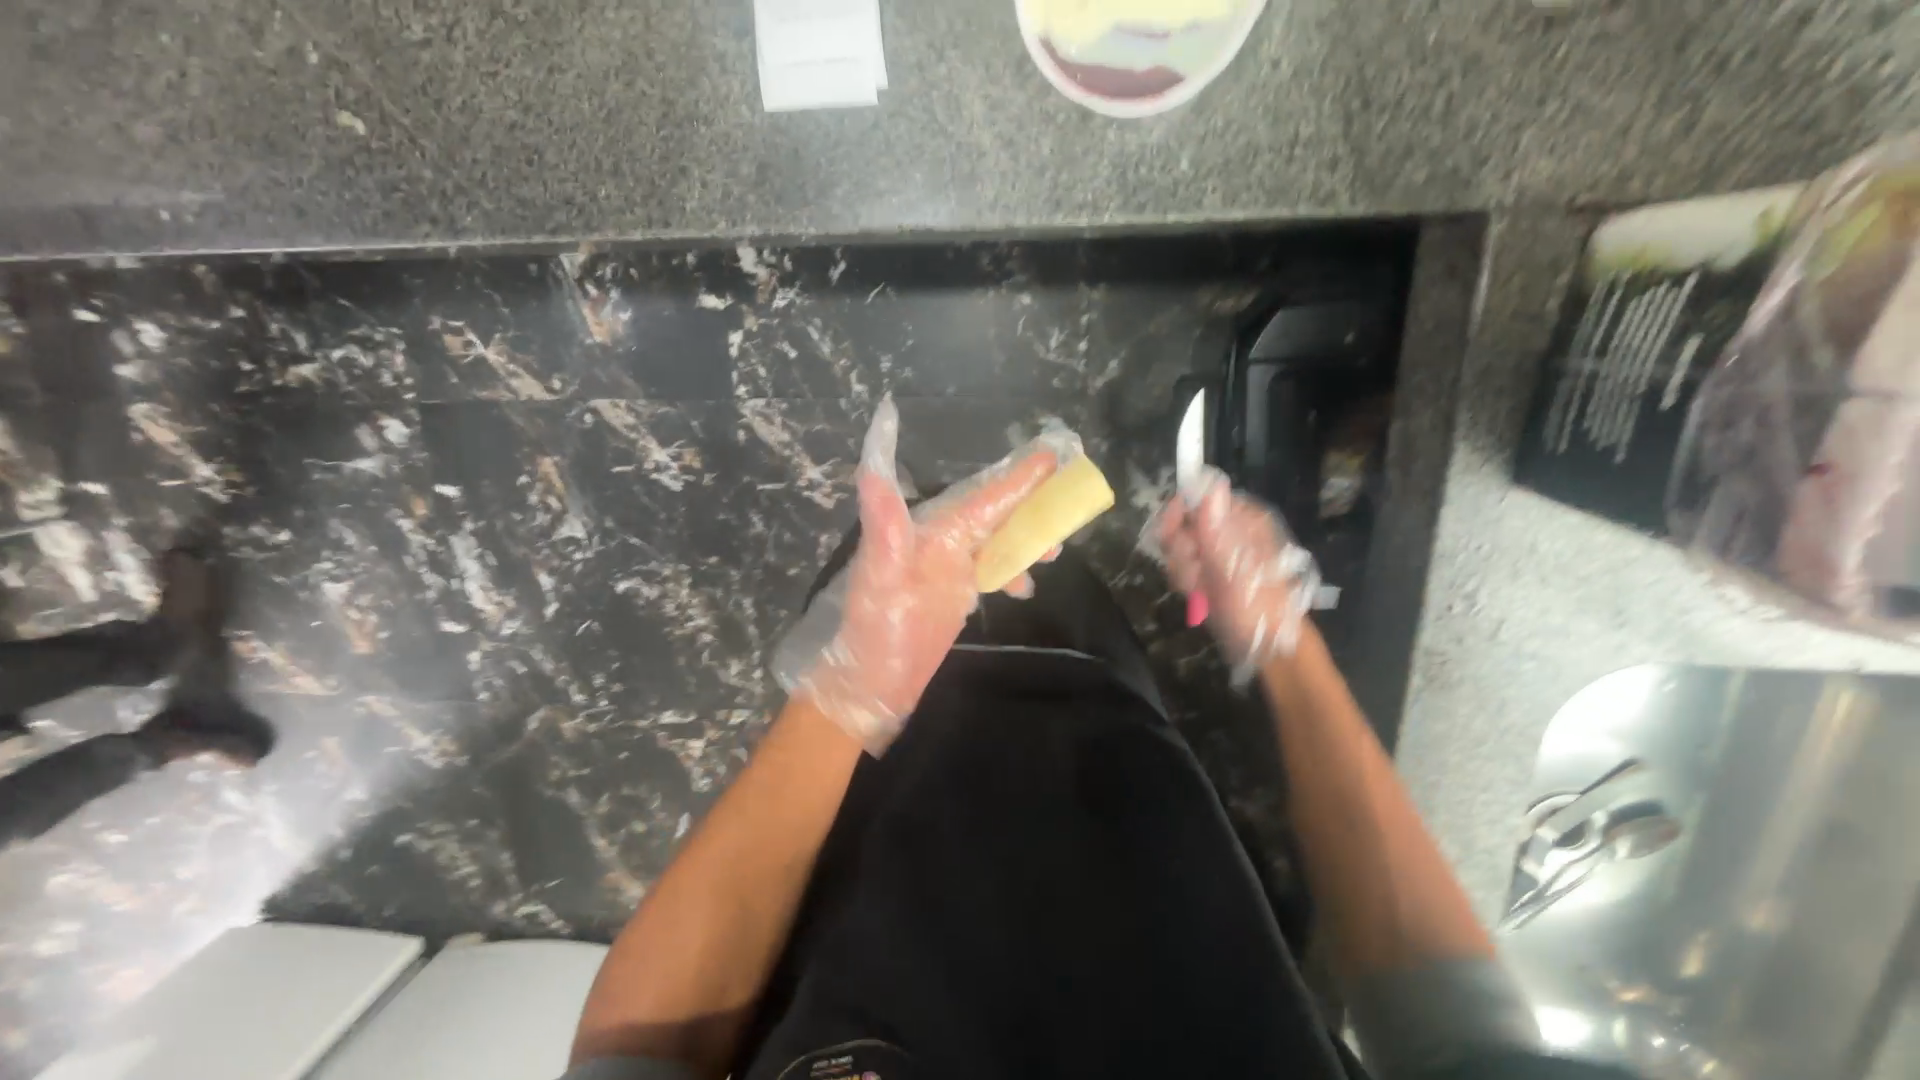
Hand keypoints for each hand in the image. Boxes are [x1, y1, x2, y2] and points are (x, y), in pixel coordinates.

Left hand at [778, 397, 1064, 752]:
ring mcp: (948, 569)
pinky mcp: (953, 593)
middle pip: (994, 513)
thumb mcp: (880, 573)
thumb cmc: (877, 634)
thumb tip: (875, 447)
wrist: (870, 687)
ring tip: (1054, 553)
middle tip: (1068, 510)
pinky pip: (990, 568)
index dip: (1017, 479)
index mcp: (929, 532)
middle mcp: (940, 542)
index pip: (982, 498)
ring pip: (996, 540)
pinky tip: (1023, 586)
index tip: (1052, 457)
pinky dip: (1011, 569)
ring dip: (1026, 540)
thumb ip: (884, 514)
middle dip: (1031, 507)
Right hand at [1156, 467, 1318, 682]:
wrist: (1268, 647)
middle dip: (1180, 552)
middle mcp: (1228, 530)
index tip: (1173, 538)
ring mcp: (1217, 552)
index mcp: (1243, 518)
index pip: (1197, 496)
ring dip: (1184, 573)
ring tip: (1203, 593)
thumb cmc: (1258, 608)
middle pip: (1181, 523)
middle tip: (1196, 575)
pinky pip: (1181, 568)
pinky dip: (1187, 585)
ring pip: (1177, 548)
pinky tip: (1202, 599)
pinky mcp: (1208, 572)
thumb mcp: (1235, 568)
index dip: (1178, 515)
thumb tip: (1211, 483)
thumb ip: (1217, 528)